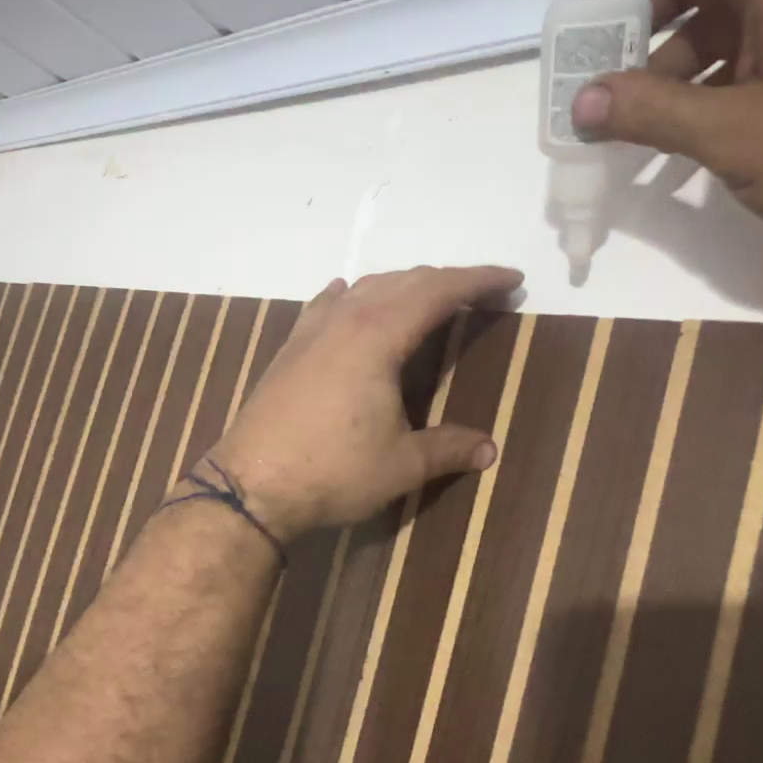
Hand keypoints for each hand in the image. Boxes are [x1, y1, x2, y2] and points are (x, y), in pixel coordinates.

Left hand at [203, 266, 523, 541]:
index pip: (438, 291)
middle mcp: (344, 320)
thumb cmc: (332, 471)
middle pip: (403, 281)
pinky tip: (349, 296)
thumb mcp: (401, 464)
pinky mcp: (289, 348)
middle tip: (483, 290)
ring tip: (430, 296)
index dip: (478, 280)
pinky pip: (327, 305)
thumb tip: (490, 449)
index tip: (511, 278)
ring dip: (402, 285)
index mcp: (378, 336)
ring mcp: (311, 331)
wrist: (250, 484)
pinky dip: (352, 296)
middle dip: (448, 280)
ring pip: (364, 288)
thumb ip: (448, 449)